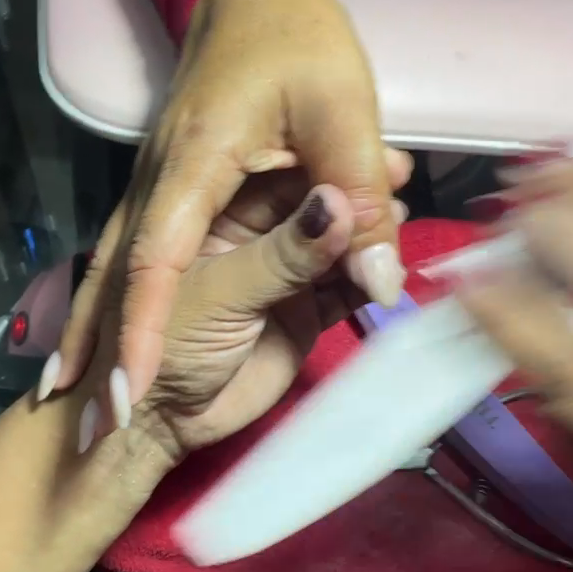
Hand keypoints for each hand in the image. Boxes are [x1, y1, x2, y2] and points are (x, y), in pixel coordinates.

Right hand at [43, 0, 407, 409]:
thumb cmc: (294, 41)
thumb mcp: (341, 110)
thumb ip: (357, 198)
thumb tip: (380, 285)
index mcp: (193, 164)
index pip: (156, 260)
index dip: (138, 332)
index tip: (123, 394)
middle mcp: (156, 185)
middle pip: (115, 274)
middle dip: (93, 349)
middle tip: (86, 423)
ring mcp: (152, 189)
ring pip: (114, 268)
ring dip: (89, 332)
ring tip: (66, 398)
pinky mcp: (164, 193)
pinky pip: (133, 257)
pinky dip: (105, 303)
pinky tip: (92, 341)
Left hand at [73, 177, 390, 461]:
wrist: (170, 421)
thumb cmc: (175, 345)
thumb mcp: (226, 291)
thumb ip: (285, 254)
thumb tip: (340, 202)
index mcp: (214, 215)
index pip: (273, 177)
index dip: (319, 163)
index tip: (367, 150)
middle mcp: (250, 233)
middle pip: (310, 205)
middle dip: (352, 195)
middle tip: (399, 175)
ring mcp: (280, 271)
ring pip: (331, 245)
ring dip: (364, 237)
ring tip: (402, 215)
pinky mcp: (302, 309)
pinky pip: (342, 288)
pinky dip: (367, 280)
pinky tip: (393, 267)